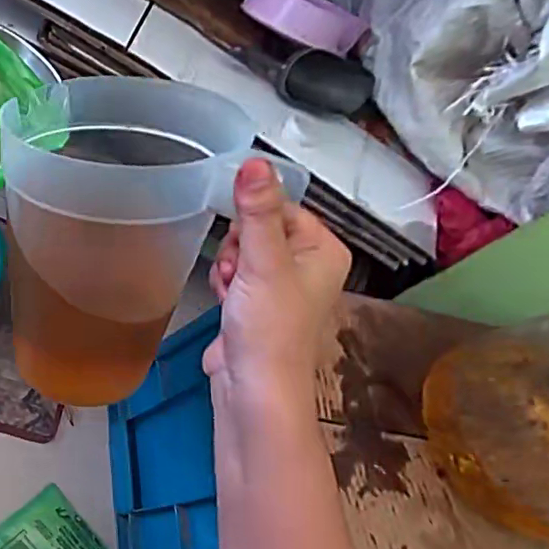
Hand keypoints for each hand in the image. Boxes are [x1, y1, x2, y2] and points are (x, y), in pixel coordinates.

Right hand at [202, 158, 350, 411]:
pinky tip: (225, 304)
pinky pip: (234, 275)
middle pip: (257, 229)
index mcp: (324, 249)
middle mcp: (307, 264)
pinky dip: (224, 286)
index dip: (252, 223)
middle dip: (236, 250)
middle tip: (238, 276)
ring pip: (241, 252)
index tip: (244, 248)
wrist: (252, 388)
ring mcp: (280, 286)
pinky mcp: (256, 304)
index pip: (281, 208)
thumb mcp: (262, 263)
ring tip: (231, 294)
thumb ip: (256, 211)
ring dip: (227, 270)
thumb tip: (253, 160)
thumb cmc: (267, 327)